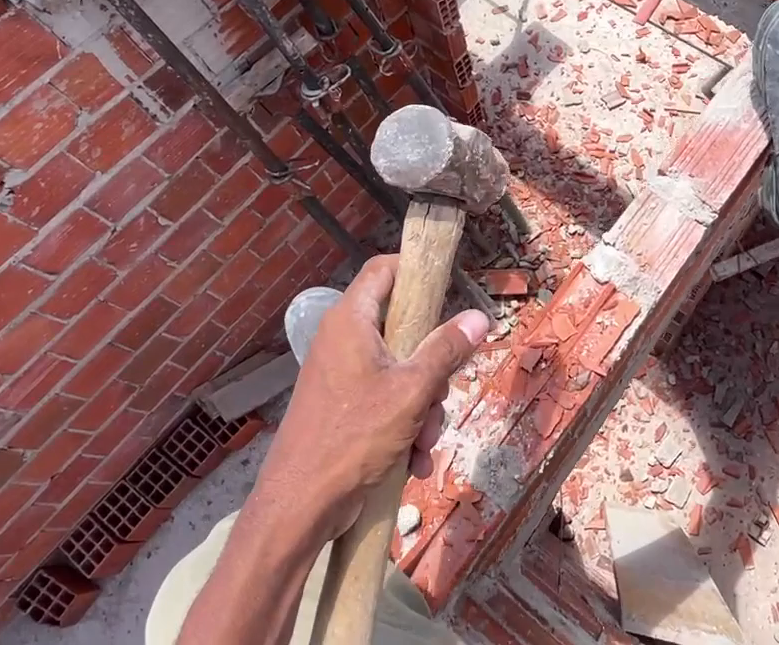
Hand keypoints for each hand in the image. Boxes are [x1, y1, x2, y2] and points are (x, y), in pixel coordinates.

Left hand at [246, 256, 489, 537]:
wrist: (299, 510)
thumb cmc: (352, 438)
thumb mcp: (411, 390)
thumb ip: (446, 350)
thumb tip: (479, 317)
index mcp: (350, 322)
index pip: (383, 270)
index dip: (416, 269)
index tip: (450, 285)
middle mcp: (343, 341)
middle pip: (403, 328)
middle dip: (433, 366)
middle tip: (440, 391)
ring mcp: (342, 376)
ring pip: (402, 371)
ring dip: (424, 405)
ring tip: (424, 440)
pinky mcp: (344, 409)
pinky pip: (388, 402)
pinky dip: (406, 427)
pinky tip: (414, 460)